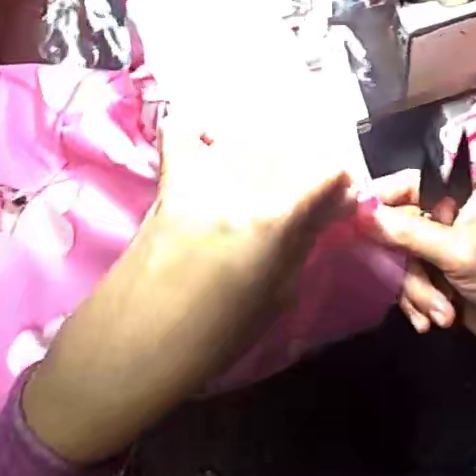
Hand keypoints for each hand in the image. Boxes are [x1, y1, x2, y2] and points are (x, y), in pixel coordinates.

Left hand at [22, 118, 352, 461]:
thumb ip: (304, 240)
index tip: (343, 201)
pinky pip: (186, 131)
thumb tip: (332, 206)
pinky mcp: (169, 179)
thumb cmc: (213, 337)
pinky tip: (219, 146)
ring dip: (273, 159)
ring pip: (252, 142)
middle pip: (293, 152)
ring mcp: (198, 177)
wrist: (132, 344)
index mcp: (271, 220)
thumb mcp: (276, 296)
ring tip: (271, 187)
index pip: (327, 171)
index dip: (342, 184)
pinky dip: (207, 132)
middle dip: (312, 173)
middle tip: (310, 201)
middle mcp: (237, 186)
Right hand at [365, 172, 475, 378]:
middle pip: (400, 230)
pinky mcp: (442, 278)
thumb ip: (410, 232)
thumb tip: (360, 212)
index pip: (409, 185)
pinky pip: (411, 284)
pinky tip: (434, 323)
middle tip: (425, 294)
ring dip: (418, 293)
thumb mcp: (461, 252)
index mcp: (462, 194)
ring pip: (404, 263)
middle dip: (410, 270)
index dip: (380, 203)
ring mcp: (445, 248)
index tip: (352, 224)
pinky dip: (420, 305)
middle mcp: (450, 215)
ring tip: (442, 315)